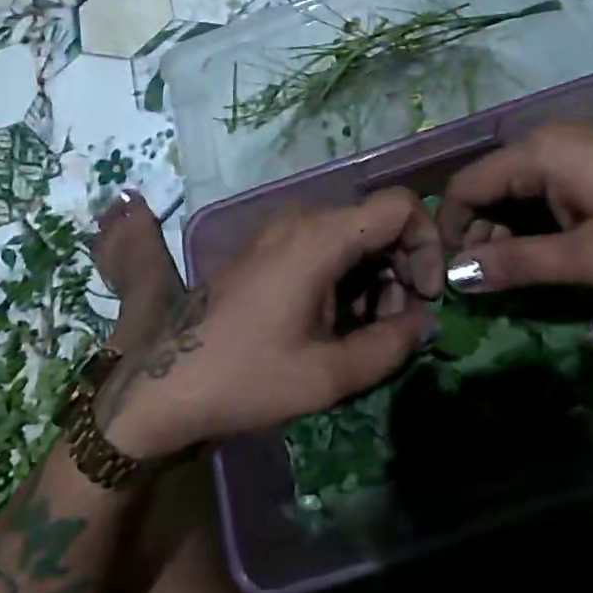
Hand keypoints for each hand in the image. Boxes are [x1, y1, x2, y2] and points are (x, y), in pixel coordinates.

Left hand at [99, 188, 442, 458]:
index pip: (400, 205)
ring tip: (366, 331)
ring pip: (353, 235)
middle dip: (402, 267)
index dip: (428, 242)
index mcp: (319, 237)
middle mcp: (301, 219)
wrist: (164, 387)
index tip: (426, 293)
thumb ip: (392, 344)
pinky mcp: (268, 248)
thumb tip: (426, 320)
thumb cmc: (248, 378)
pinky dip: (346, 276)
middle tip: (398, 322)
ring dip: (375, 277)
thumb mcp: (329, 375)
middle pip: (378, 220)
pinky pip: (324, 246)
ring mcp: (280, 231)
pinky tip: (336, 322)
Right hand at [437, 121, 592, 293]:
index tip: (456, 278)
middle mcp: (549, 137)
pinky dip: (538, 218)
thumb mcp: (586, 258)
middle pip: (489, 185)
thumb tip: (455, 275)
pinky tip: (559, 248)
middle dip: (482, 233)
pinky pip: (546, 185)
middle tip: (496, 282)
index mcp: (539, 151)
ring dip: (511, 230)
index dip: (450, 231)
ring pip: (517, 187)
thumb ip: (515, 263)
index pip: (465, 186)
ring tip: (529, 271)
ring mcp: (575, 144)